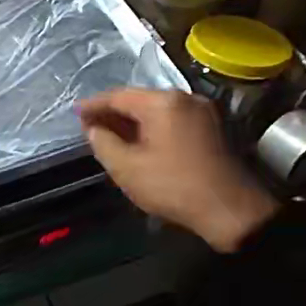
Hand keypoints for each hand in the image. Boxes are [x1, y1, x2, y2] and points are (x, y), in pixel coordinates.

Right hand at [78, 88, 278, 252]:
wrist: (229, 209)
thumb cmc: (173, 186)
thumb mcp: (126, 168)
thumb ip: (103, 143)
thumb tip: (93, 128)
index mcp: (163, 102)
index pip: (118, 96)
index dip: (94, 105)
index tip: (76, 113)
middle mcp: (185, 98)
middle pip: (139, 100)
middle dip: (113, 113)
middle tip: (90, 126)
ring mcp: (202, 111)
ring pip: (157, 110)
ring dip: (133, 121)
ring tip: (111, 136)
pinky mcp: (212, 128)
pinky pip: (173, 120)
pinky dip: (152, 127)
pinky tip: (140, 142)